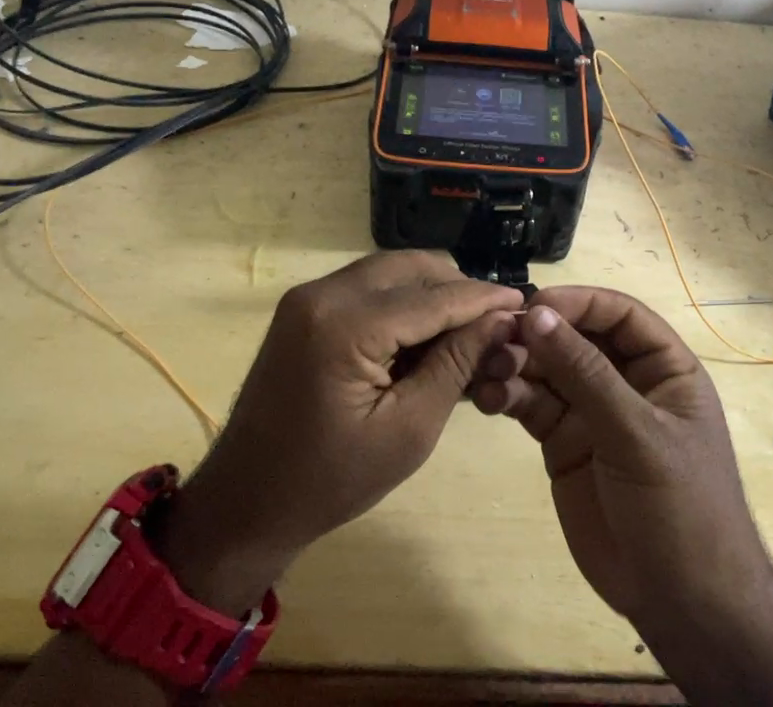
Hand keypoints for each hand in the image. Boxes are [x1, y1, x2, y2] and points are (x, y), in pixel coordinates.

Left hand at [156, 251, 522, 613]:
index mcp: (345, 325)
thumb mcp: (409, 429)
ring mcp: (308, 299)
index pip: (435, 297)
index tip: (526, 304)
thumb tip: (501, 319)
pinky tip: (425, 341)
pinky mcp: (303, 311)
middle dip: (458, 291)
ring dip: (431, 296)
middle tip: (494, 327)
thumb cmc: (331, 481)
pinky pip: (367, 289)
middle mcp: (322, 294)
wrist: (246, 503)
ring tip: (465, 338)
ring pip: (390, 273)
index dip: (484, 299)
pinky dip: (401, 305)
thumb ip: (457, 365)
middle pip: (411, 268)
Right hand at [469, 287, 772, 623]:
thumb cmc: (680, 507)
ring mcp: (592, 414)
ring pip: (548, 371)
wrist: (681, 599)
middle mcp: (626, 383)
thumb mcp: (638, 436)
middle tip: (492, 339)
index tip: (532, 305)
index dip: (579, 303)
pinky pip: (531, 406)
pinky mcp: (563, 445)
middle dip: (537, 336)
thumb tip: (538, 315)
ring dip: (515, 365)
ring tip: (484, 372)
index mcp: (664, 370)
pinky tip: (485, 398)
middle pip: (576, 339)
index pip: (619, 316)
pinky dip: (507, 397)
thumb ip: (587, 375)